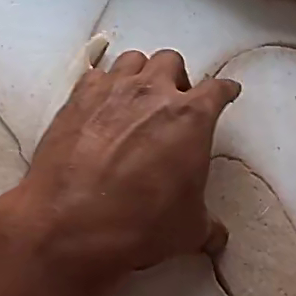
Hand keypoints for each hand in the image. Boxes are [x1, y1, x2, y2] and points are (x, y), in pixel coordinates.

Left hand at [0, 49, 239, 285]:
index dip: (224, 92)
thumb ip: (208, 224)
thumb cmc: (137, 225)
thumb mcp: (188, 231)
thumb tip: (216, 235)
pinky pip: (95, 76)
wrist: (69, 225)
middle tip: (173, 103)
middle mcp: (152, 94)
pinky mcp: (76, 100)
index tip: (226, 93)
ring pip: (133, 61)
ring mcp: (111, 92)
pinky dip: (102, 86)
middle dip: (176, 79)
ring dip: (140, 75)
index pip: (217, 90)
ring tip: (137, 98)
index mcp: (190, 118)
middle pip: (171, 62)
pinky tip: (101, 106)